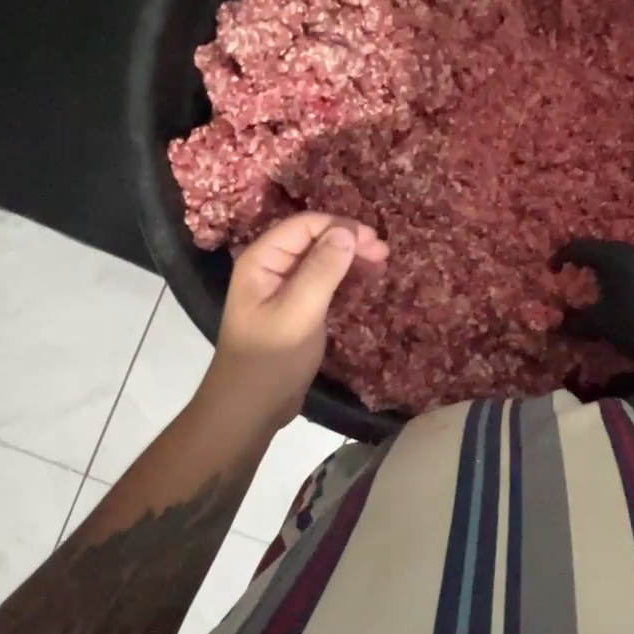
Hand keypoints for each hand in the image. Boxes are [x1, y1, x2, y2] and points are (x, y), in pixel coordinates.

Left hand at [199, 212, 389, 432]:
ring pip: (320, 259)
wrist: (250, 408)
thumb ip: (322, 270)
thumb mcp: (299, 313)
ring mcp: (282, 288)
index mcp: (262, 260)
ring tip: (381, 264)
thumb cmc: (271, 359)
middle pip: (313, 239)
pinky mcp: (295, 307)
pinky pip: (322, 281)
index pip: (304, 226)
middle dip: (349, 240)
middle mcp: (270, 267)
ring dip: (350, 257)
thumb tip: (348, 232)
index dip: (341, 227)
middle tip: (384, 253)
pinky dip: (344, 277)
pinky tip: (364, 282)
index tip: (375, 242)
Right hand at [557, 239, 633, 378]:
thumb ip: (578, 322)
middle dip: (587, 268)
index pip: (579, 247)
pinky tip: (632, 306)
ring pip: (625, 264)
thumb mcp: (606, 327)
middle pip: (604, 254)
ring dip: (610, 278)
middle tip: (576, 284)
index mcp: (614, 257)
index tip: (552, 270)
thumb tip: (559, 322)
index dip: (561, 257)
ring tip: (602, 298)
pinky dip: (629, 286)